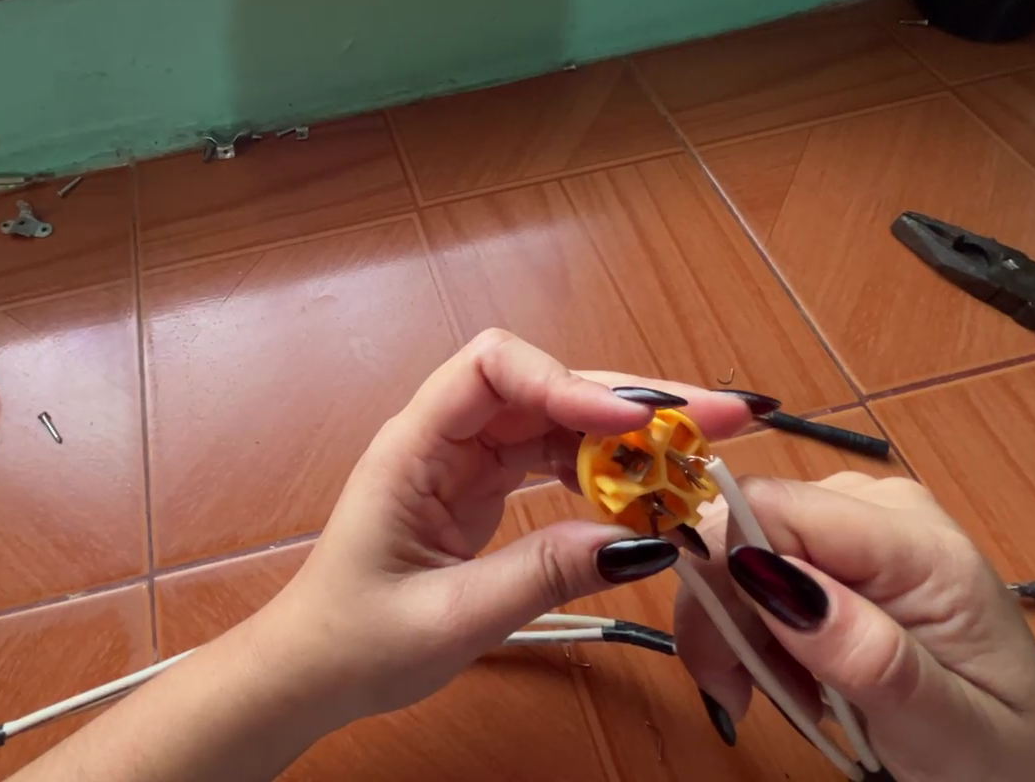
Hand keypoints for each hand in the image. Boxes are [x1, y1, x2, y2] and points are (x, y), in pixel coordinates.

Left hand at [244, 329, 751, 724]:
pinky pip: (553, 457)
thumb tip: (642, 541)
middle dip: (627, 398)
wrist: (316, 665)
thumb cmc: (356, 638)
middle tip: (718, 418)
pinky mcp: (485, 483)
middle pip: (541, 385)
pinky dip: (604, 470)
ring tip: (698, 457)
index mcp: (413, 446)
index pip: (491, 369)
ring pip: (556, 418)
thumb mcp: (452, 617)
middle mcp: (444, 436)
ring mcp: (467, 457)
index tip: (636, 420)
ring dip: (627, 435)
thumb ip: (541, 574)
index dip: (565, 380)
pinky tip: (645, 491)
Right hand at [676, 473, 1034, 780]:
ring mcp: (850, 509)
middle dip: (721, 610)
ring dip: (733, 619)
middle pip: (743, 523)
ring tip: (778, 688)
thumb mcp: (957, 736)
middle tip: (735, 691)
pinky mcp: (830, 528)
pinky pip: (751, 553)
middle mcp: (875, 503)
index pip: (769, 506)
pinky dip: (747, 613)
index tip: (720, 661)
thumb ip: (871, 659)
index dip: (720, 568)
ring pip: (736, 540)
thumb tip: (768, 577)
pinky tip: (785, 660)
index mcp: (919, 546)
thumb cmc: (1014, 754)